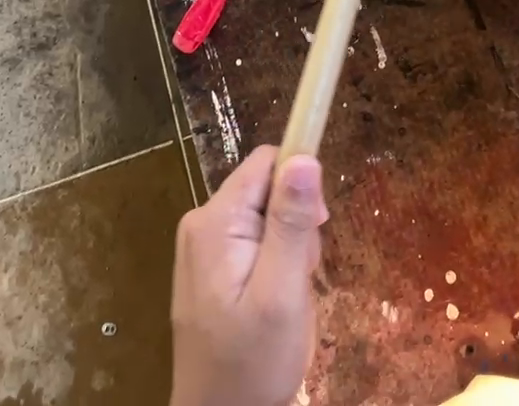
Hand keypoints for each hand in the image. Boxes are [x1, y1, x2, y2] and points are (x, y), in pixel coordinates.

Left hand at [170, 146, 329, 405]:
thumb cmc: (253, 362)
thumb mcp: (282, 292)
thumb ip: (292, 223)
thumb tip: (304, 156)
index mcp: (214, 220)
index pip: (268, 163)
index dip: (299, 187)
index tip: (316, 230)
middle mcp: (202, 222)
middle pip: (268, 190)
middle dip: (295, 227)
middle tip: (298, 278)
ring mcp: (204, 245)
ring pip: (266, 217)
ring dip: (288, 251)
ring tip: (286, 298)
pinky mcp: (211, 266)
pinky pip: (255, 242)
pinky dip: (274, 266)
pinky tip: (273, 303)